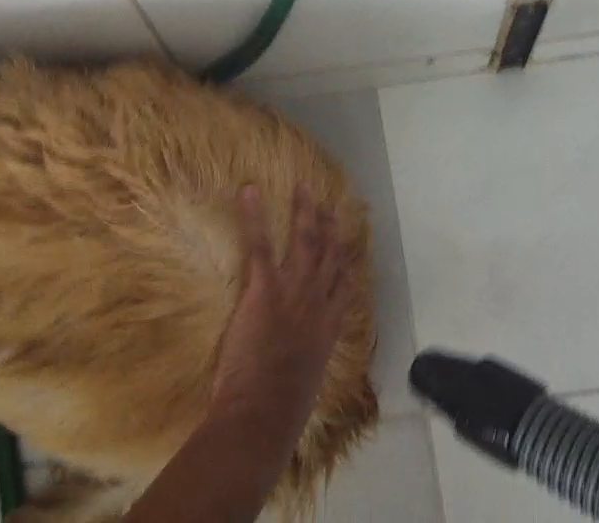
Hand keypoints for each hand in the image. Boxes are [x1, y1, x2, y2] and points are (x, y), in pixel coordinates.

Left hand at [209, 185, 353, 435]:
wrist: (264, 412)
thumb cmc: (282, 409)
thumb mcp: (306, 384)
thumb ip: (305, 362)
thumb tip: (298, 362)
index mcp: (329, 329)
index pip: (344, 288)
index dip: (348, 263)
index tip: (349, 246)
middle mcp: (318, 304)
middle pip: (329, 256)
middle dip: (330, 227)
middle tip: (329, 203)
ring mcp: (294, 293)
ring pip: (305, 241)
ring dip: (305, 211)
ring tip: (303, 185)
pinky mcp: (265, 288)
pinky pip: (261, 245)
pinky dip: (255, 216)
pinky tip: (249, 192)